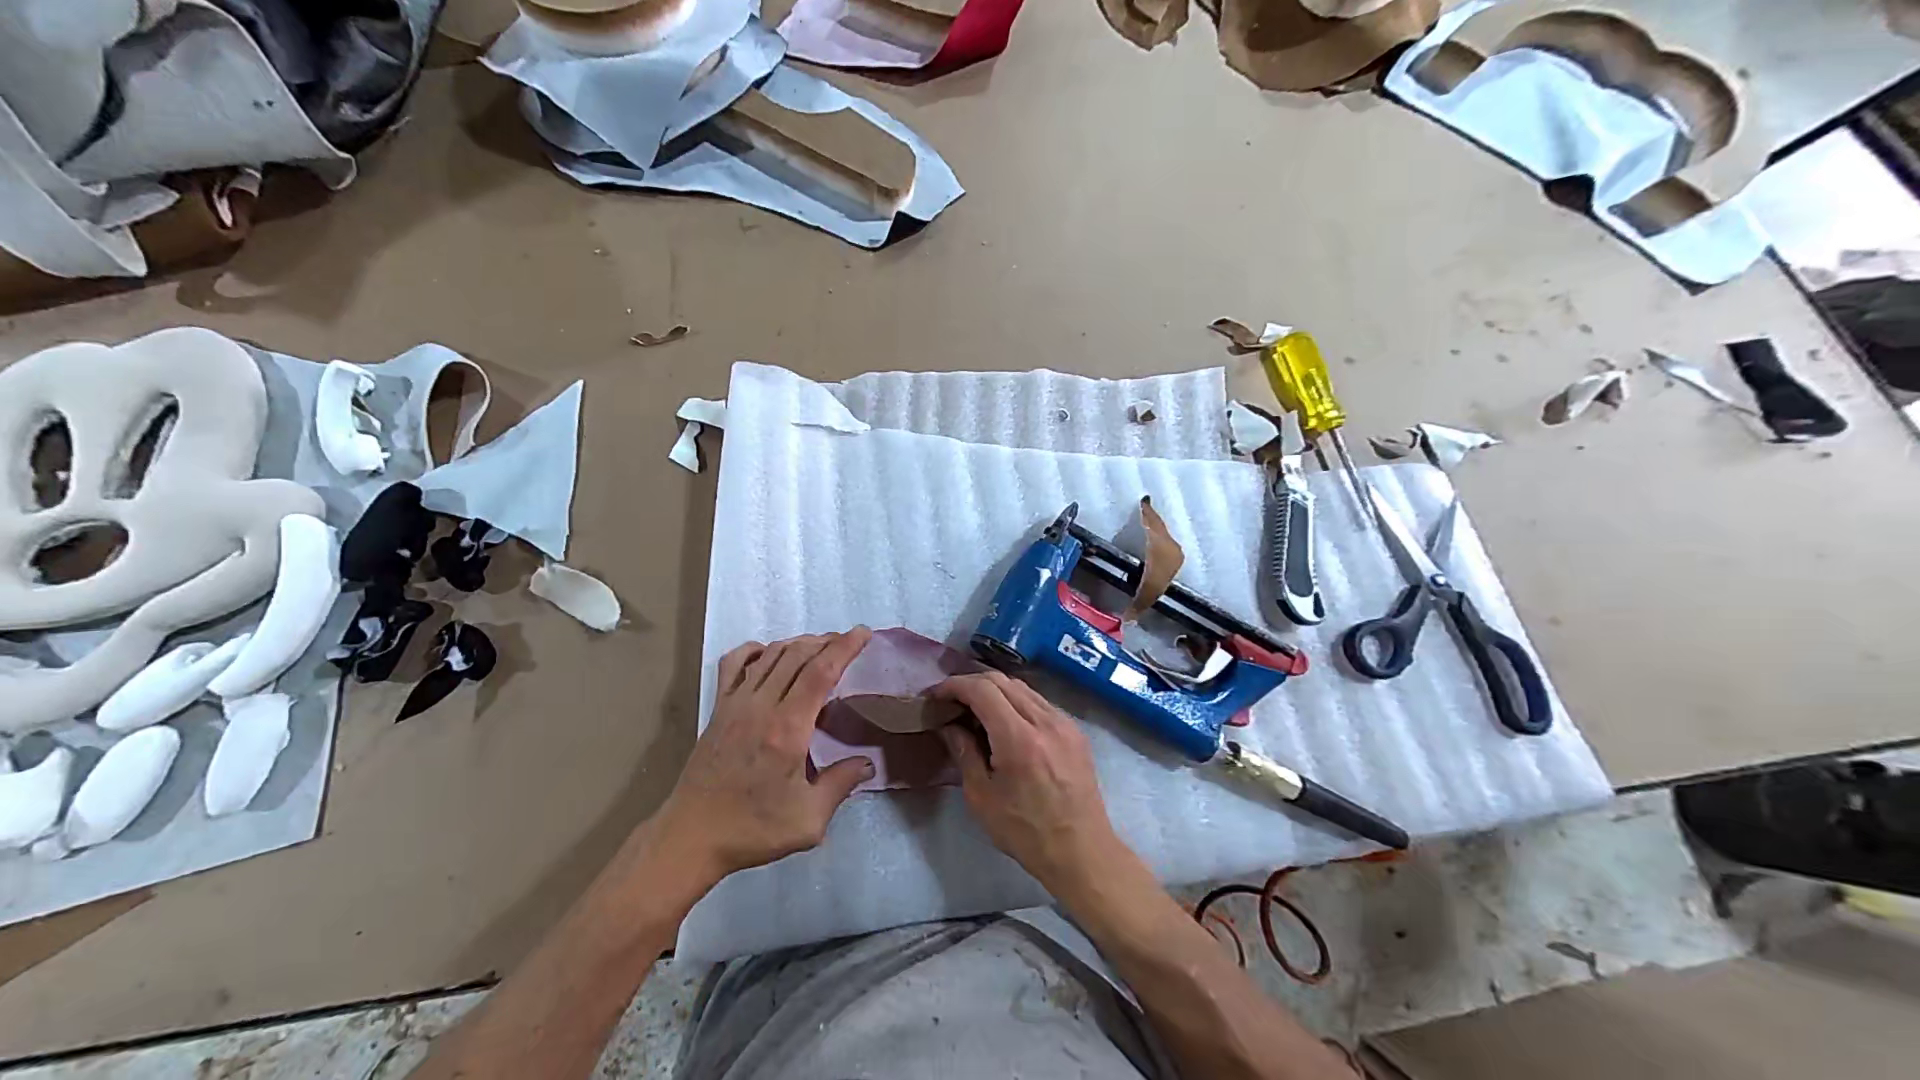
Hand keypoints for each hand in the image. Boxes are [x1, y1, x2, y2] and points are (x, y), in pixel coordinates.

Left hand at [651, 629, 875, 885]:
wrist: (691, 836)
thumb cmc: (753, 829)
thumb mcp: (809, 820)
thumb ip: (841, 784)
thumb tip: (867, 762)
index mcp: (787, 729)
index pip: (820, 672)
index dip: (844, 648)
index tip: (863, 633)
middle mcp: (761, 706)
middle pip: (797, 655)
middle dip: (827, 641)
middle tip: (849, 641)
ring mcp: (735, 703)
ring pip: (770, 655)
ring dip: (798, 643)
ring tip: (820, 646)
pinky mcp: (718, 709)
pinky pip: (735, 664)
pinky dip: (756, 650)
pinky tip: (769, 653)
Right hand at [934, 672, 1125, 898]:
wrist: (1081, 851)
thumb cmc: (1025, 831)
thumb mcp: (982, 797)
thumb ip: (964, 752)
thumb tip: (949, 725)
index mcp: (1019, 738)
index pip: (982, 689)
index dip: (954, 686)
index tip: (935, 696)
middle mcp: (1045, 721)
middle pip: (1002, 681)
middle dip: (971, 684)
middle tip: (950, 701)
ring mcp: (1065, 723)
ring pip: (1022, 688)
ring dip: (995, 690)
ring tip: (974, 710)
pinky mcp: (1075, 731)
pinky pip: (1040, 702)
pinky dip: (1016, 702)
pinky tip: (1005, 722)